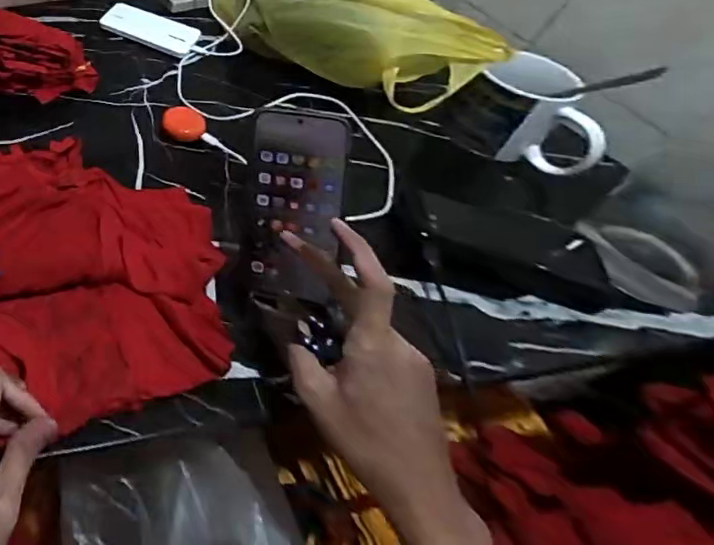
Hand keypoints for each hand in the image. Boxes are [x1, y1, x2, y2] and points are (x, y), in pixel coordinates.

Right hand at [282, 220, 488, 544]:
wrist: (422, 490)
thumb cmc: (365, 443)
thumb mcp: (318, 402)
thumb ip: (300, 359)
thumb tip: (290, 333)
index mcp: (374, 343)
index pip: (371, 281)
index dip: (356, 247)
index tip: (334, 224)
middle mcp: (398, 342)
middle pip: (363, 295)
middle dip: (329, 269)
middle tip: (295, 247)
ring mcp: (413, 359)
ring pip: (372, 325)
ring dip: (343, 319)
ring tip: (319, 342)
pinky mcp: (419, 376)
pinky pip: (384, 345)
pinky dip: (360, 342)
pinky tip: (346, 370)